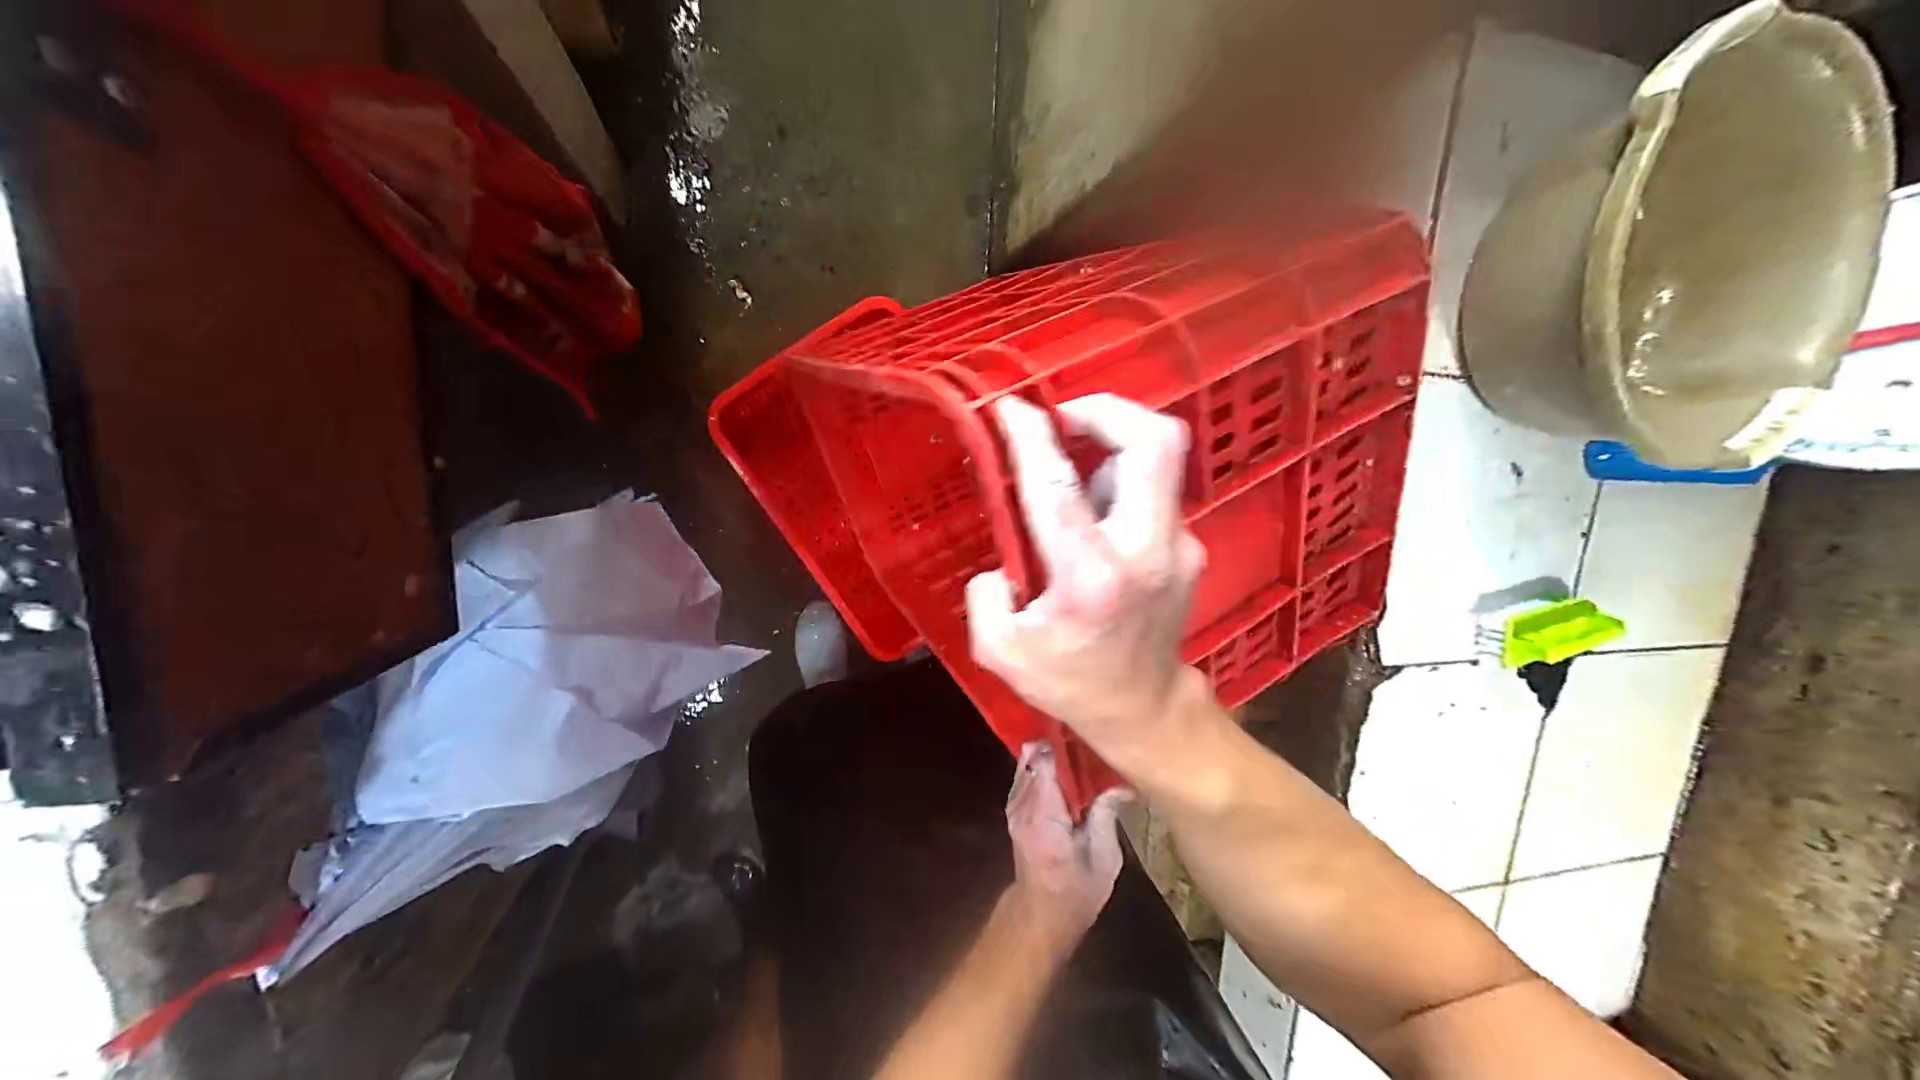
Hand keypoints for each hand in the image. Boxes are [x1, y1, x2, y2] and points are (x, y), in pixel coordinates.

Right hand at [966, 394, 1206, 763]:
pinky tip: (1095, 514)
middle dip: (1106, 410)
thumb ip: (985, 594)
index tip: (1008, 407)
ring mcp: (1179, 544)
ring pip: (1159, 458)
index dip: (1030, 436)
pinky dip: (1121, 482)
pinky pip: (1154, 489)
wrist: (1144, 707)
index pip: (1058, 486)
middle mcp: (1146, 549)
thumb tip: (1001, 559)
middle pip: (1154, 442)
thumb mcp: (1001, 651)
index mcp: (1092, 577)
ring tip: (1074, 478)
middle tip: (1064, 417)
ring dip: (1111, 447)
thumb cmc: (1070, 681)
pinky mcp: (1189, 545)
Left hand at [1003, 742, 1126, 955]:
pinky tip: (1069, 775)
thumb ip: (1105, 815)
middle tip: (1092, 748)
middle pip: (1036, 756)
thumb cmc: (1077, 892)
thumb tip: (1122, 782)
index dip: (1068, 746)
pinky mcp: (1013, 807)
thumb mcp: (1104, 859)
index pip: (1046, 762)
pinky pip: (1028, 773)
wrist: (1041, 914)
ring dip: (1054, 756)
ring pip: (1030, 760)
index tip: (1093, 742)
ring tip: (1083, 760)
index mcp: (1043, 817)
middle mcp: (1022, 805)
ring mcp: (1013, 804)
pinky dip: (1046, 767)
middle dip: (1063, 747)